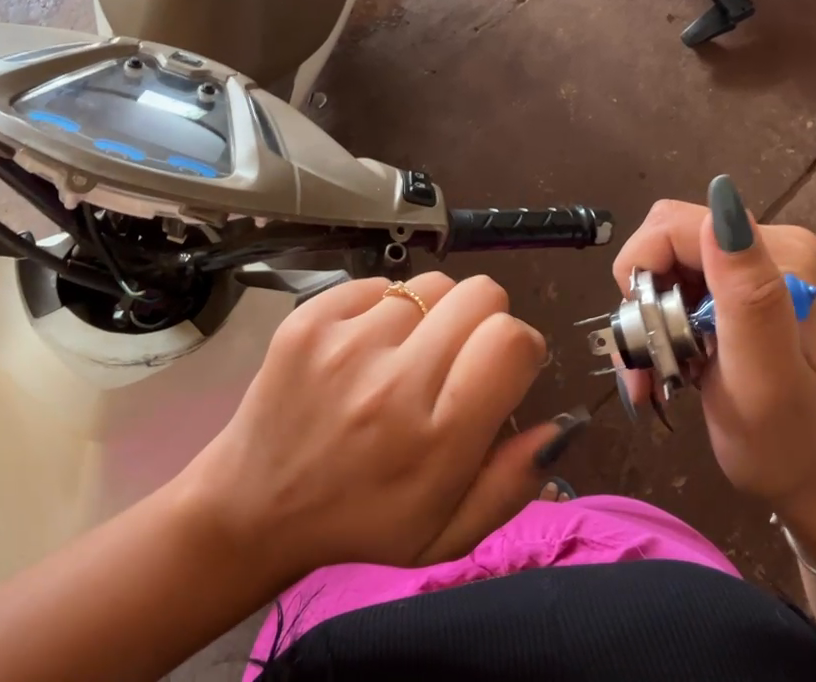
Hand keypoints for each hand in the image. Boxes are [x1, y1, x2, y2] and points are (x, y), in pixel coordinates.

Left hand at [169, 273, 570, 586]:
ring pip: (432, 284)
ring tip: (405, 358)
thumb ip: (513, 482)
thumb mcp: (448, 532)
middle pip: (480, 293)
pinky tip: (366, 350)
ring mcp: (346, 342)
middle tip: (454, 363)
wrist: (254, 505)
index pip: (512, 340)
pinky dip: (386, 310)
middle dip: (484, 323)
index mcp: (436, 438)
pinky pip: (382, 283)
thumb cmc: (363, 520)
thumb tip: (561, 423)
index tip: (498, 374)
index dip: (519, 349)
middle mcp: (393, 381)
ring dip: (433, 316)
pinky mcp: (309, 318)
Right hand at [613, 178, 815, 520]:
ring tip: (651, 374)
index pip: (677, 226)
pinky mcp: (732, 292)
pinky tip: (661, 370)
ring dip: (643, 322)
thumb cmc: (785, 440)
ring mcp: (749, 270)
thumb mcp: (764, 375)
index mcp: (784, 254)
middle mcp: (767, 249)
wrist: (806, 480)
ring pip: (659, 266)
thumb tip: (723, 200)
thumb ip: (747, 292)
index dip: (644, 273)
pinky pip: (668, 288)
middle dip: (642, 300)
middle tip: (650, 358)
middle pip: (664, 242)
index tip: (649, 334)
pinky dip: (654, 330)